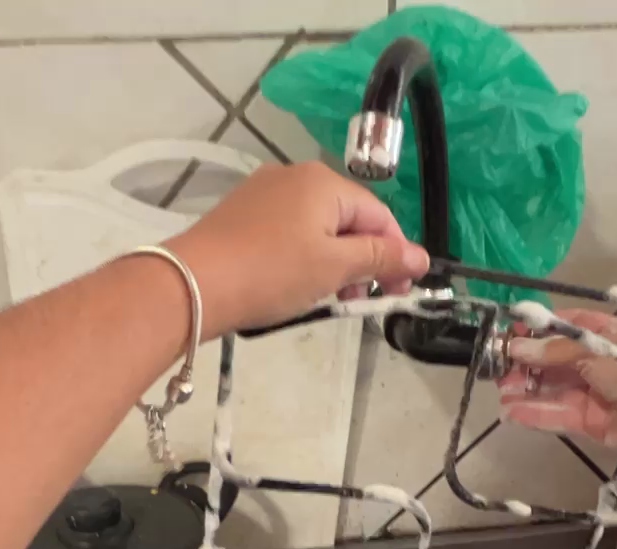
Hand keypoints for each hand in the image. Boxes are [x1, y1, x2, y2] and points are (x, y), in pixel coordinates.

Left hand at [167, 162, 429, 337]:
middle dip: (363, 262)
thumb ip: (380, 260)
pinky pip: (290, 235)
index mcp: (323, 183)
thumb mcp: (334, 268)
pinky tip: (296, 287)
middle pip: (348, 220)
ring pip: (318, 230)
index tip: (400, 292)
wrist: (195, 284)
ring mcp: (264, 195)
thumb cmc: (271, 273)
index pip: (379, 216)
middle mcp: (294, 177)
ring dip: (334, 265)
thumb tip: (421, 258)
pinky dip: (304, 260)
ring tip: (327, 299)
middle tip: (360, 302)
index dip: (396, 254)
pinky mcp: (243, 217)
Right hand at [499, 309, 616, 447]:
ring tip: (501, 391)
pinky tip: (510, 412)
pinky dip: (534, 413)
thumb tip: (515, 347)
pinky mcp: (588, 421)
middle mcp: (598, 362)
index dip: (540, 329)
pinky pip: (556, 414)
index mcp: (607, 335)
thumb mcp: (596, 350)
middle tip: (498, 367)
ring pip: (552, 389)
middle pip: (555, 360)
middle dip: (526, 363)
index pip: (567, 327)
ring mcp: (592, 393)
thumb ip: (555, 351)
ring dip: (526, 389)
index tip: (511, 332)